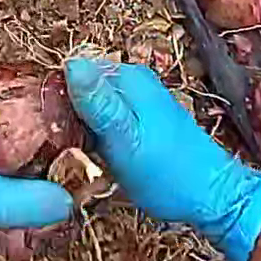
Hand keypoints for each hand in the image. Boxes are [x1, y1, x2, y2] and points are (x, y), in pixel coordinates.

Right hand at [65, 56, 260, 260]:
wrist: (211, 198)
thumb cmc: (167, 173)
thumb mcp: (125, 141)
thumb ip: (98, 104)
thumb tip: (71, 63)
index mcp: (128, 77)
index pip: (75, 70)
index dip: (57, 96)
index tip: (48, 126)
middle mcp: (134, 80)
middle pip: (83, 86)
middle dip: (67, 111)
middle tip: (61, 145)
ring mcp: (139, 98)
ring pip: (93, 103)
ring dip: (80, 125)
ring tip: (77, 152)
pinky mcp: (142, 118)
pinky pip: (107, 117)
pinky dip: (97, 133)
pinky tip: (95, 155)